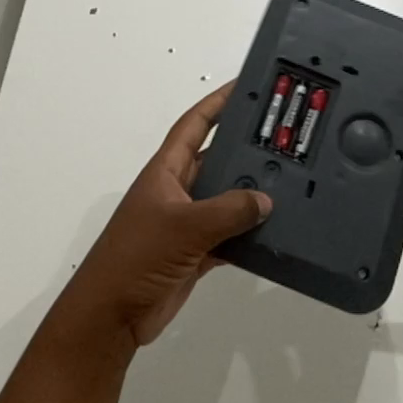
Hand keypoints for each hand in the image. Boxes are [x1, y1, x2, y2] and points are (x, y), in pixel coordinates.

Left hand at [56, 83, 272, 347]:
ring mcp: (186, 223)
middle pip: (216, 161)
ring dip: (251, 196)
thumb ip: (228, 211)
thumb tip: (265, 200)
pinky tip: (275, 231)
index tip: (245, 87)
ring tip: (291, 182)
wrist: (111, 316)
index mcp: (166, 171)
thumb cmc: (137, 257)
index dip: (217, 103)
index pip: (195, 125)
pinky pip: (229, 235)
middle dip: (245, 150)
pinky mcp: (195, 253)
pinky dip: (248, 234)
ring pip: (226, 200)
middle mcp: (178, 191)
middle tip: (284, 138)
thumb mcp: (184, 226)